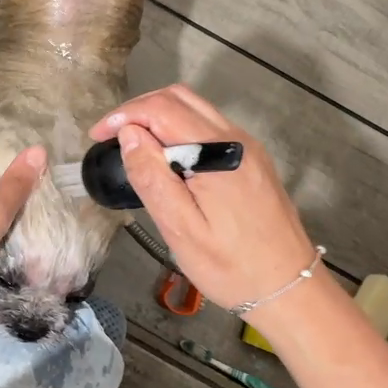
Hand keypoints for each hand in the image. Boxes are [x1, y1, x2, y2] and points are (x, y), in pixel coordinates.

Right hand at [90, 85, 318, 310]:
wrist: (289, 289)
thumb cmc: (231, 266)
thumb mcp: (181, 228)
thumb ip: (152, 177)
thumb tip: (129, 134)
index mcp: (218, 153)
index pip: (162, 109)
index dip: (124, 115)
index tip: (97, 137)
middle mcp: (235, 139)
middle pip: (179, 98)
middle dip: (138, 109)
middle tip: (111, 137)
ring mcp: (247, 148)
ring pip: (195, 108)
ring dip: (158, 116)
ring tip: (132, 145)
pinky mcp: (251, 160)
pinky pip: (208, 127)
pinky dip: (177, 129)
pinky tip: (164, 158)